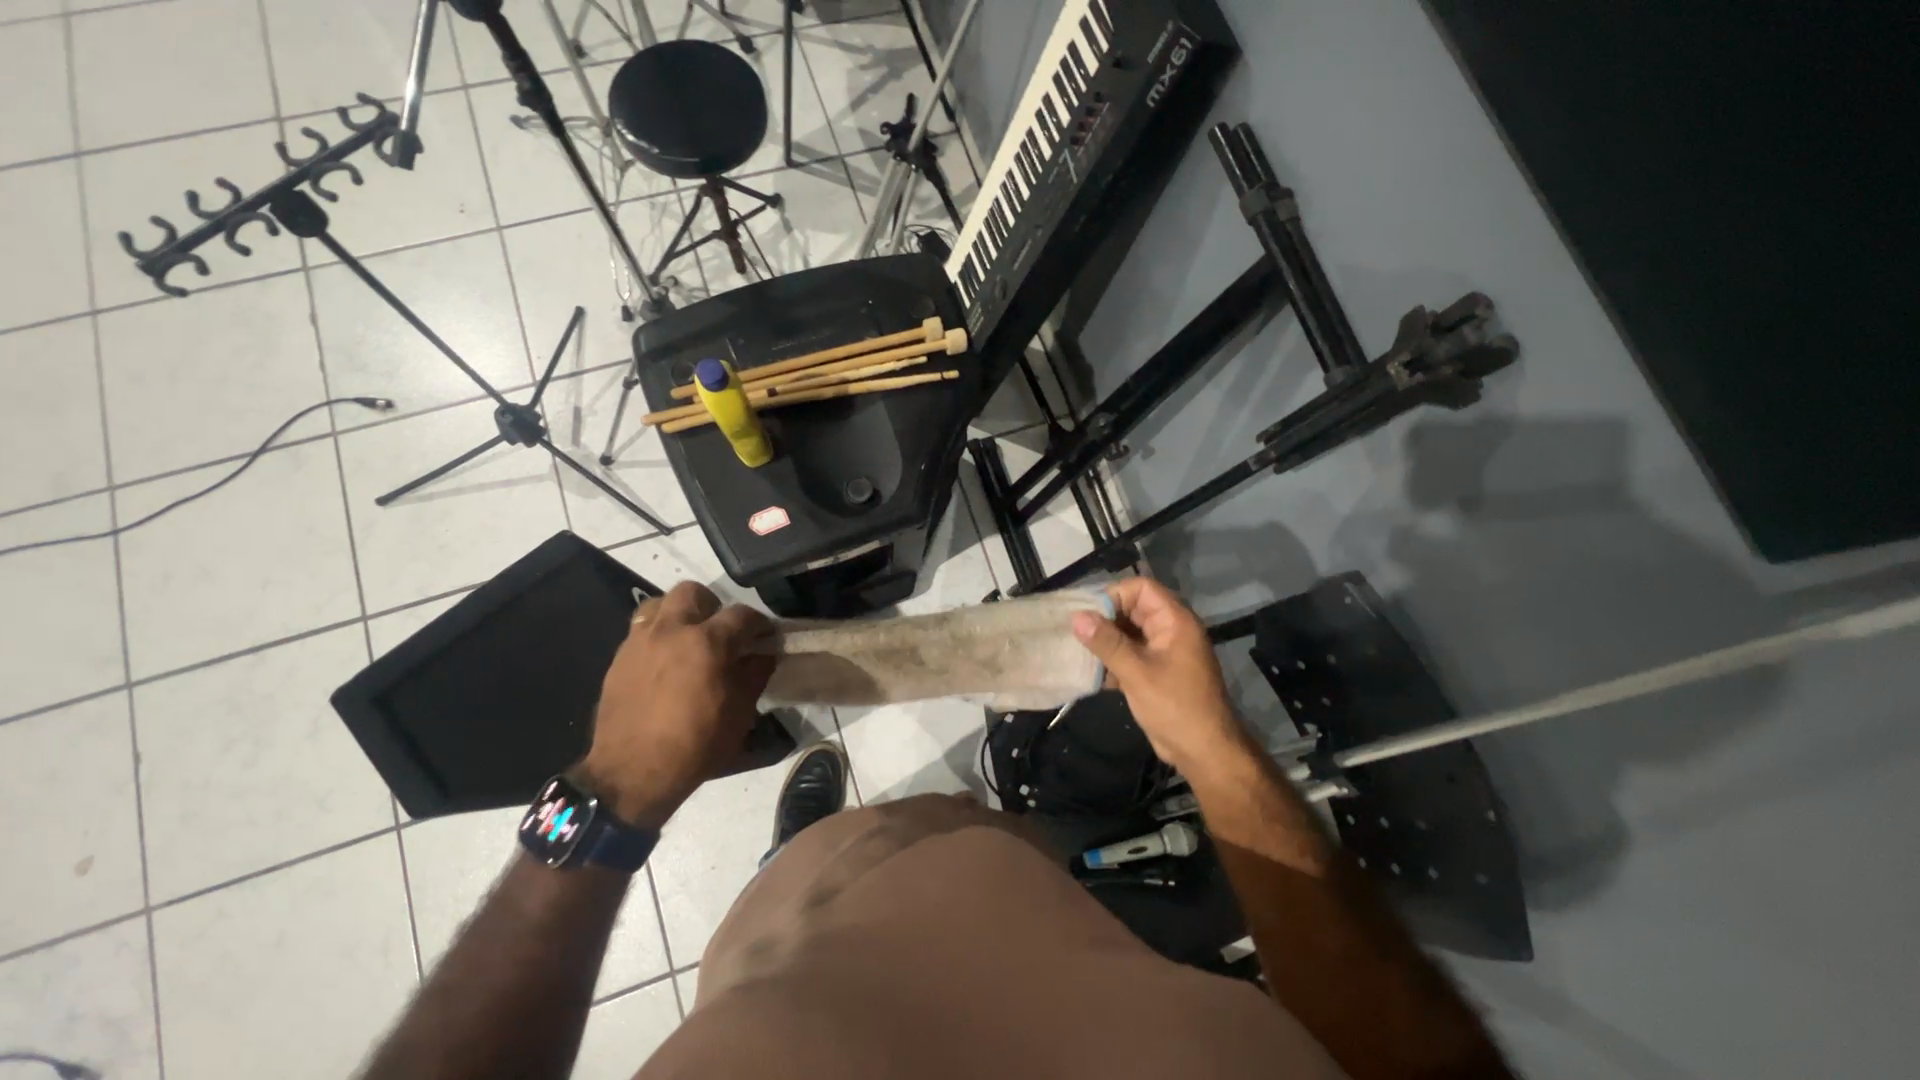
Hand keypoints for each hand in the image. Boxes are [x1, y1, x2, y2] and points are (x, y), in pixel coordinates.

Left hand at [577, 583, 776, 826]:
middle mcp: (671, 630)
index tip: (764, 636)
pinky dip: (658, 637)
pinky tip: (665, 664)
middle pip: (693, 593)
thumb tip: (763, 654)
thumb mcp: (739, 713)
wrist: (632, 773)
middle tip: (719, 632)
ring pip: (660, 604)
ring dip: (679, 615)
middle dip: (712, 606)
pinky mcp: (619, 657)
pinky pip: (641, 631)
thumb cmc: (695, 746)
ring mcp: (640, 641)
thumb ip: (754, 675)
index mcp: (707, 642)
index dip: (758, 624)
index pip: (742, 615)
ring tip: (687, 640)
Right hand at [1071, 577, 1255, 779]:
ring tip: (1077, 650)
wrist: (1204, 751)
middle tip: (1075, 630)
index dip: (1113, 595)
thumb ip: (1107, 642)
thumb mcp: (1137, 672)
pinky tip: (1091, 672)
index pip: (1142, 589)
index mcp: (1175, 621)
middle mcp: (1171, 631)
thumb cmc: (1175, 707)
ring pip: (1129, 634)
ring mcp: (1165, 652)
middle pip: (1134, 609)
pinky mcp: (1158, 673)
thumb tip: (1077, 617)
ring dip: (1105, 641)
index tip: (1086, 613)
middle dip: (1105, 619)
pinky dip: (1113, 660)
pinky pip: (1131, 655)